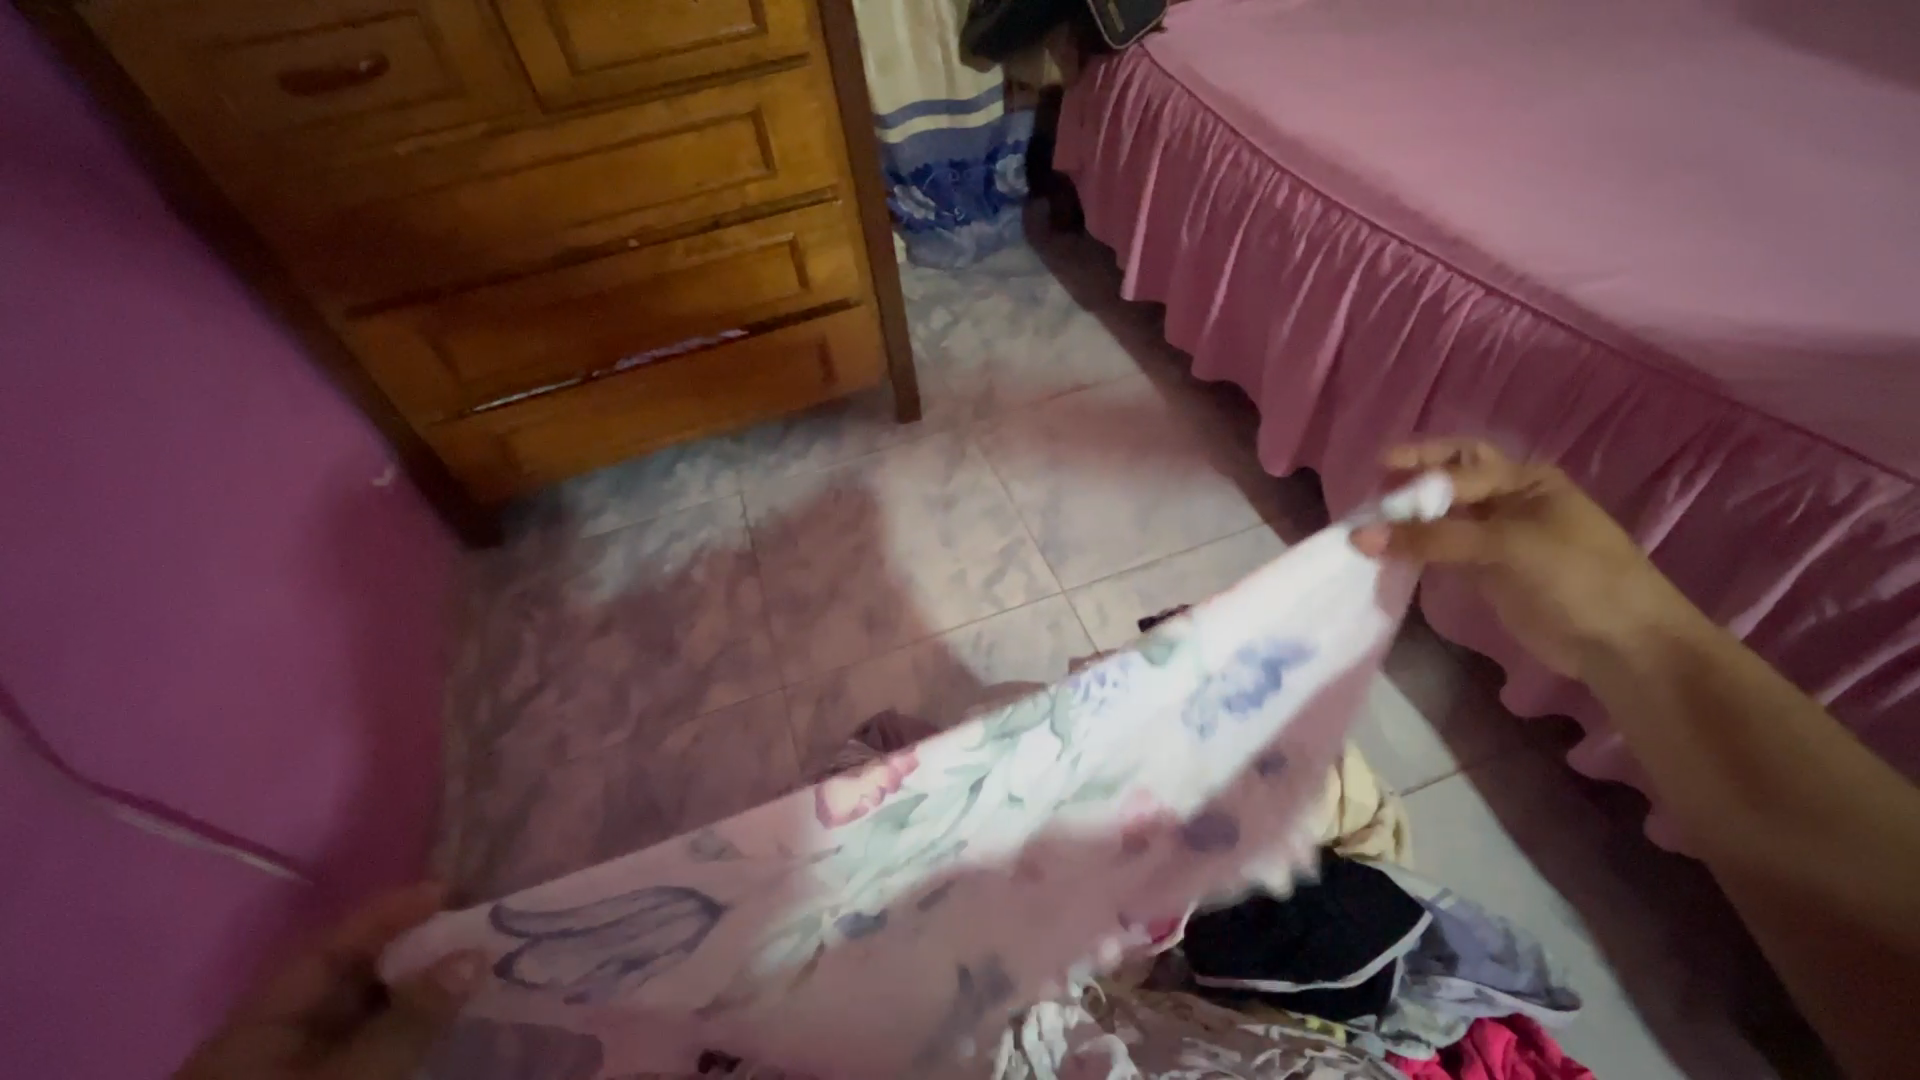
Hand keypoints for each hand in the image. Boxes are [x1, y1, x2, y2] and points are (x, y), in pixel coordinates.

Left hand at [175, 883, 483, 1079]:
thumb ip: (408, 1022)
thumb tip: (474, 954)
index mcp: (260, 1028)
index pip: (329, 952)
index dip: (387, 916)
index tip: (449, 891)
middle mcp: (278, 1046)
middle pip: (351, 982)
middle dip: (414, 952)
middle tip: (479, 929)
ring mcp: (303, 1077)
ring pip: (368, 1018)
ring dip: (420, 994)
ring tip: (479, 969)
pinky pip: (376, 1053)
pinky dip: (413, 1034)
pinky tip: (453, 1024)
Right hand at [1352, 438, 1700, 677]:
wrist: (1621, 642)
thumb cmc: (1575, 576)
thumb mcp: (1506, 545)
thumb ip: (1432, 538)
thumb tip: (1358, 536)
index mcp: (1526, 480)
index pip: (1460, 464)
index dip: (1418, 472)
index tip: (1376, 484)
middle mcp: (1509, 501)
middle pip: (1451, 479)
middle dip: (1413, 480)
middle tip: (1373, 487)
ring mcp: (1497, 538)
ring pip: (1442, 517)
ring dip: (1409, 518)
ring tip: (1370, 524)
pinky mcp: (1486, 572)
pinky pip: (1442, 550)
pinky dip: (1415, 549)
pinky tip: (1389, 552)